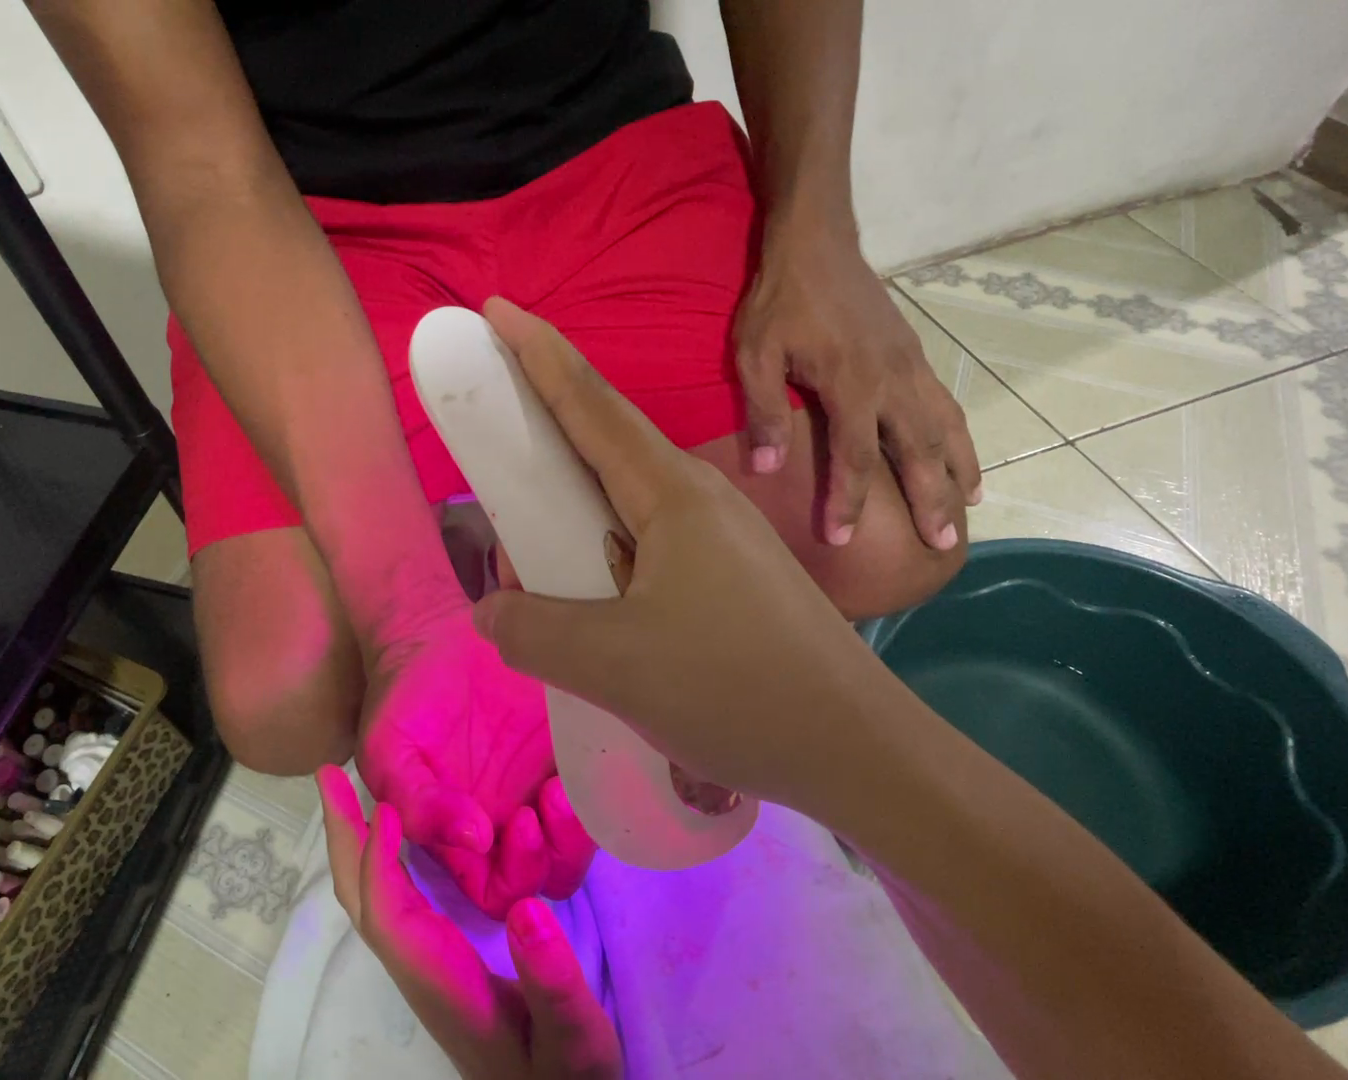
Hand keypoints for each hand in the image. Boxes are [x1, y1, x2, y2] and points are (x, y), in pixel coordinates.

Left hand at [317, 766, 621, 1079]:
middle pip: (361, 899)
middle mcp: (419, 970)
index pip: (389, 916)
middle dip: (342, 836)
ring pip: (372, 896)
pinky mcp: (438, 958)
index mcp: (442, 984)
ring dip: (356, 839)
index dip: (380, 858)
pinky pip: (395, 896)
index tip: (388, 803)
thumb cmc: (566, 1074)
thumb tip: (526, 909)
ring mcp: (424, 964)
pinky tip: (397, 828)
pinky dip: (384, 853)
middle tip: (329, 776)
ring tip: (351, 787)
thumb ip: (553, 982)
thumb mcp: (577, 1037)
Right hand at [357, 603, 597, 917]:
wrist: (436, 635)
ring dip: (577, 827)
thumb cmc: (405, 698)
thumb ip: (415, 802)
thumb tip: (472, 839)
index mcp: (464, 834)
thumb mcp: (388, 752)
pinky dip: (599, 787)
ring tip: (558, 784)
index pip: (499, 891)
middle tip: (541, 804)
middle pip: (548, 874)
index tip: (513, 826)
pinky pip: (601, 788)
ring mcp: (544, 785)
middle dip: (551, 854)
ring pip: (580, 838)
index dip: (513, 877)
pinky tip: (581, 758)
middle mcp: (509, 819)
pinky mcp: (572, 750)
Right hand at [470, 298, 899, 814]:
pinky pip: (649, 556)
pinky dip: (605, 568)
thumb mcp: (609, 663)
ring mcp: (723, 543)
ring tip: (538, 574)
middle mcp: (700, 502)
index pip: (590, 405)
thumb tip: (492, 610)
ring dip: (573, 525)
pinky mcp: (732, 583)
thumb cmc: (733, 688)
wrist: (854, 749)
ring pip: (625, 513)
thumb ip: (530, 630)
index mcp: (672, 496)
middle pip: (604, 453)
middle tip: (496, 477)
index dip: (538, 355)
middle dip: (542, 449)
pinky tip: (594, 617)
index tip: (497, 310)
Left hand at [733, 220, 979, 549]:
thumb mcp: (754, 354)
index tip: (841, 539)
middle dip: (930, 501)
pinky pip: (945, 404)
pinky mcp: (913, 354)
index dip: (847, 501)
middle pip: (919, 451)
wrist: (817, 242)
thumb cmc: (779, 300)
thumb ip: (761, 410)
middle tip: (942, 547)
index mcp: (851, 384)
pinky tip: (961, 457)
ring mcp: (909, 365)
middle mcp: (891, 380)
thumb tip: (765, 467)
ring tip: (967, 511)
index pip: (853, 457)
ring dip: (958, 471)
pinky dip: (960, 436)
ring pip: (945, 428)